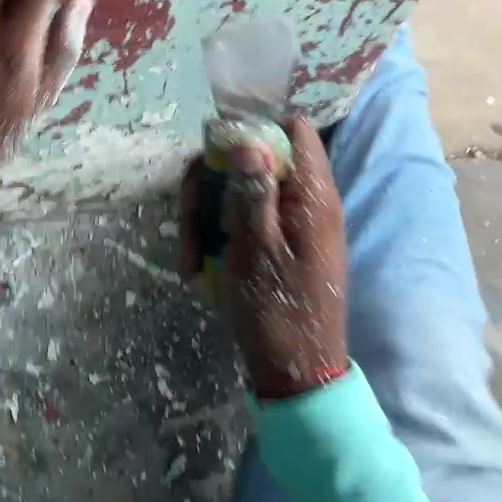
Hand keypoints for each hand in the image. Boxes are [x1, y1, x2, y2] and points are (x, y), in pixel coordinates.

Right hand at [181, 118, 349, 400]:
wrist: (294, 373)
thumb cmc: (277, 311)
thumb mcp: (256, 248)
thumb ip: (253, 191)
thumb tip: (249, 138)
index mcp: (312, 197)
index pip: (295, 130)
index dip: (254, 128)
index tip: (216, 149)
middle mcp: (305, 201)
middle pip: (250, 158)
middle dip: (211, 182)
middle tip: (189, 215)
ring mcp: (289, 221)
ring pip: (235, 188)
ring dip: (205, 214)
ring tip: (192, 255)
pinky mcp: (274, 240)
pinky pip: (239, 216)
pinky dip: (215, 234)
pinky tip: (200, 264)